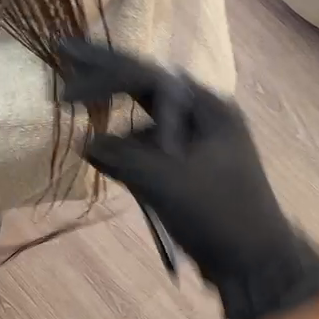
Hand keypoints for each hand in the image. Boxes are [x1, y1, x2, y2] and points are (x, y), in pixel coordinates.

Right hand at [59, 39, 318, 318]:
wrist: (253, 261)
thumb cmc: (216, 214)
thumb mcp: (164, 181)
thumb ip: (121, 157)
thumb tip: (86, 143)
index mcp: (206, 108)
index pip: (147, 77)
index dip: (103, 70)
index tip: (65, 63)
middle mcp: (202, 118)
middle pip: (146, 90)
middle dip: (106, 80)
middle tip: (66, 57)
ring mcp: (196, 146)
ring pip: (145, 124)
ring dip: (116, 124)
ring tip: (83, 124)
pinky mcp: (188, 172)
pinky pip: (149, 152)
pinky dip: (125, 153)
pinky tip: (104, 160)